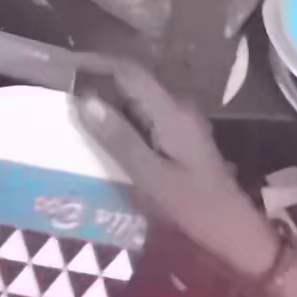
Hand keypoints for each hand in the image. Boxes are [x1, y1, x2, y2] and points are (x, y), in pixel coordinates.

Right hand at [71, 54, 281, 278]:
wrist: (234, 231)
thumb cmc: (193, 207)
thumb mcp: (150, 176)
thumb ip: (118, 137)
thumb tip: (84, 100)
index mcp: (171, 112)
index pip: (129, 72)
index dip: (96, 64)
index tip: (66, 67)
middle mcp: (176, 107)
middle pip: (131, 82)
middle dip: (97, 82)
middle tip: (62, 92)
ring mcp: (178, 121)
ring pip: (135, 99)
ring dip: (106, 101)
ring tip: (72, 109)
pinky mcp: (176, 134)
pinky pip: (141, 116)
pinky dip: (118, 118)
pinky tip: (99, 132)